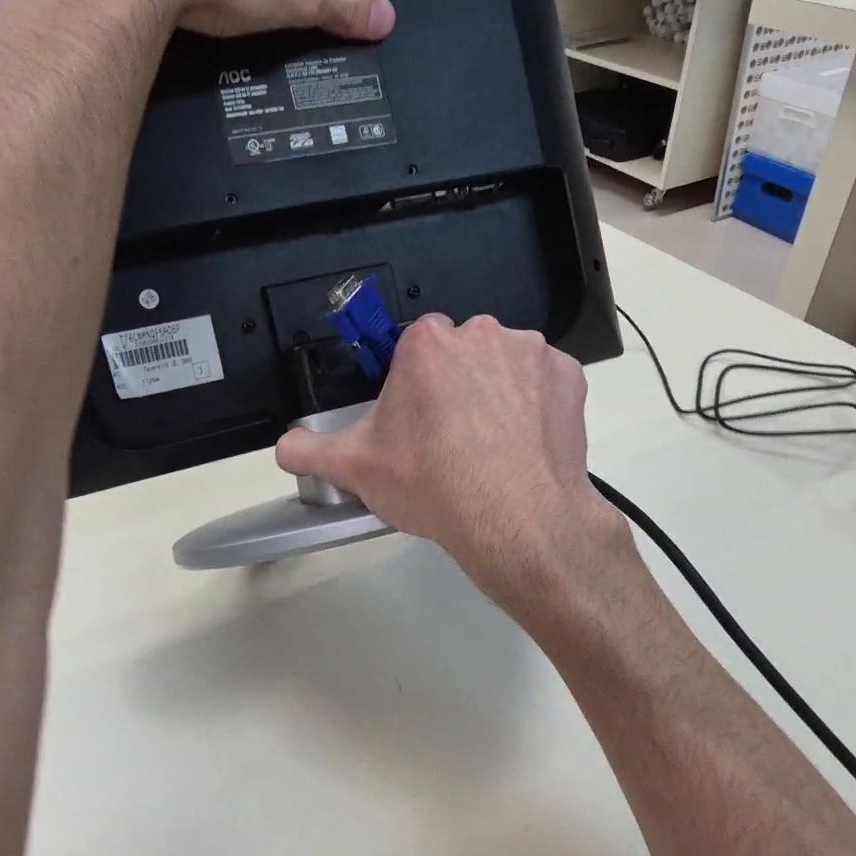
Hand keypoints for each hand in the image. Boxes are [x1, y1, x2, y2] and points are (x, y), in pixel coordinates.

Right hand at [277, 316, 625, 603]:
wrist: (517, 520)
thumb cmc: (438, 486)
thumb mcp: (357, 469)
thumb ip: (311, 451)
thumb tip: (288, 447)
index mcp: (428, 345)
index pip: (413, 346)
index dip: (411, 383)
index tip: (413, 417)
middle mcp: (481, 335)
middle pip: (459, 352)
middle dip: (453, 384)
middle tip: (447, 437)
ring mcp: (529, 353)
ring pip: (502, 364)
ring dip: (494, 391)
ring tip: (487, 446)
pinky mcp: (567, 377)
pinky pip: (542, 381)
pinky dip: (534, 404)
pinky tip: (520, 443)